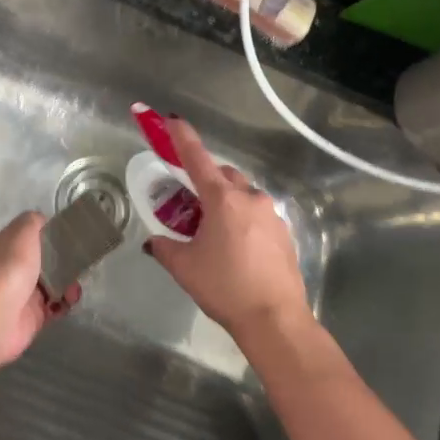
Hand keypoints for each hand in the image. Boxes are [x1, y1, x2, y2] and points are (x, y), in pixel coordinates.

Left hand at [0, 211, 80, 365]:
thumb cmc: (11, 267)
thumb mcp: (23, 232)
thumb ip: (34, 221)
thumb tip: (43, 221)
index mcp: (9, 245)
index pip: (33, 235)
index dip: (52, 234)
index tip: (73, 235)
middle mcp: (16, 267)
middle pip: (46, 261)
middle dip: (66, 262)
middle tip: (81, 264)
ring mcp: (24, 292)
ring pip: (54, 284)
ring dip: (69, 284)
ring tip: (73, 289)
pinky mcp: (34, 315)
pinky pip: (55, 307)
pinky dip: (65, 304)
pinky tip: (69, 301)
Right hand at [144, 119, 311, 341]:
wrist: (275, 319)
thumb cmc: (225, 287)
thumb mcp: (184, 267)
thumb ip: (164, 247)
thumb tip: (154, 241)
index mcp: (222, 199)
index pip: (197, 158)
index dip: (182, 137)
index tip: (172, 120)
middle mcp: (249, 198)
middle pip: (223, 175)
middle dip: (206, 180)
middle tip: (189, 202)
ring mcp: (271, 215)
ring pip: (243, 195)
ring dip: (226, 202)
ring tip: (212, 230)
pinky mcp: (284, 233)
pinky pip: (257, 215)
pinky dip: (242, 220)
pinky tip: (235, 247)